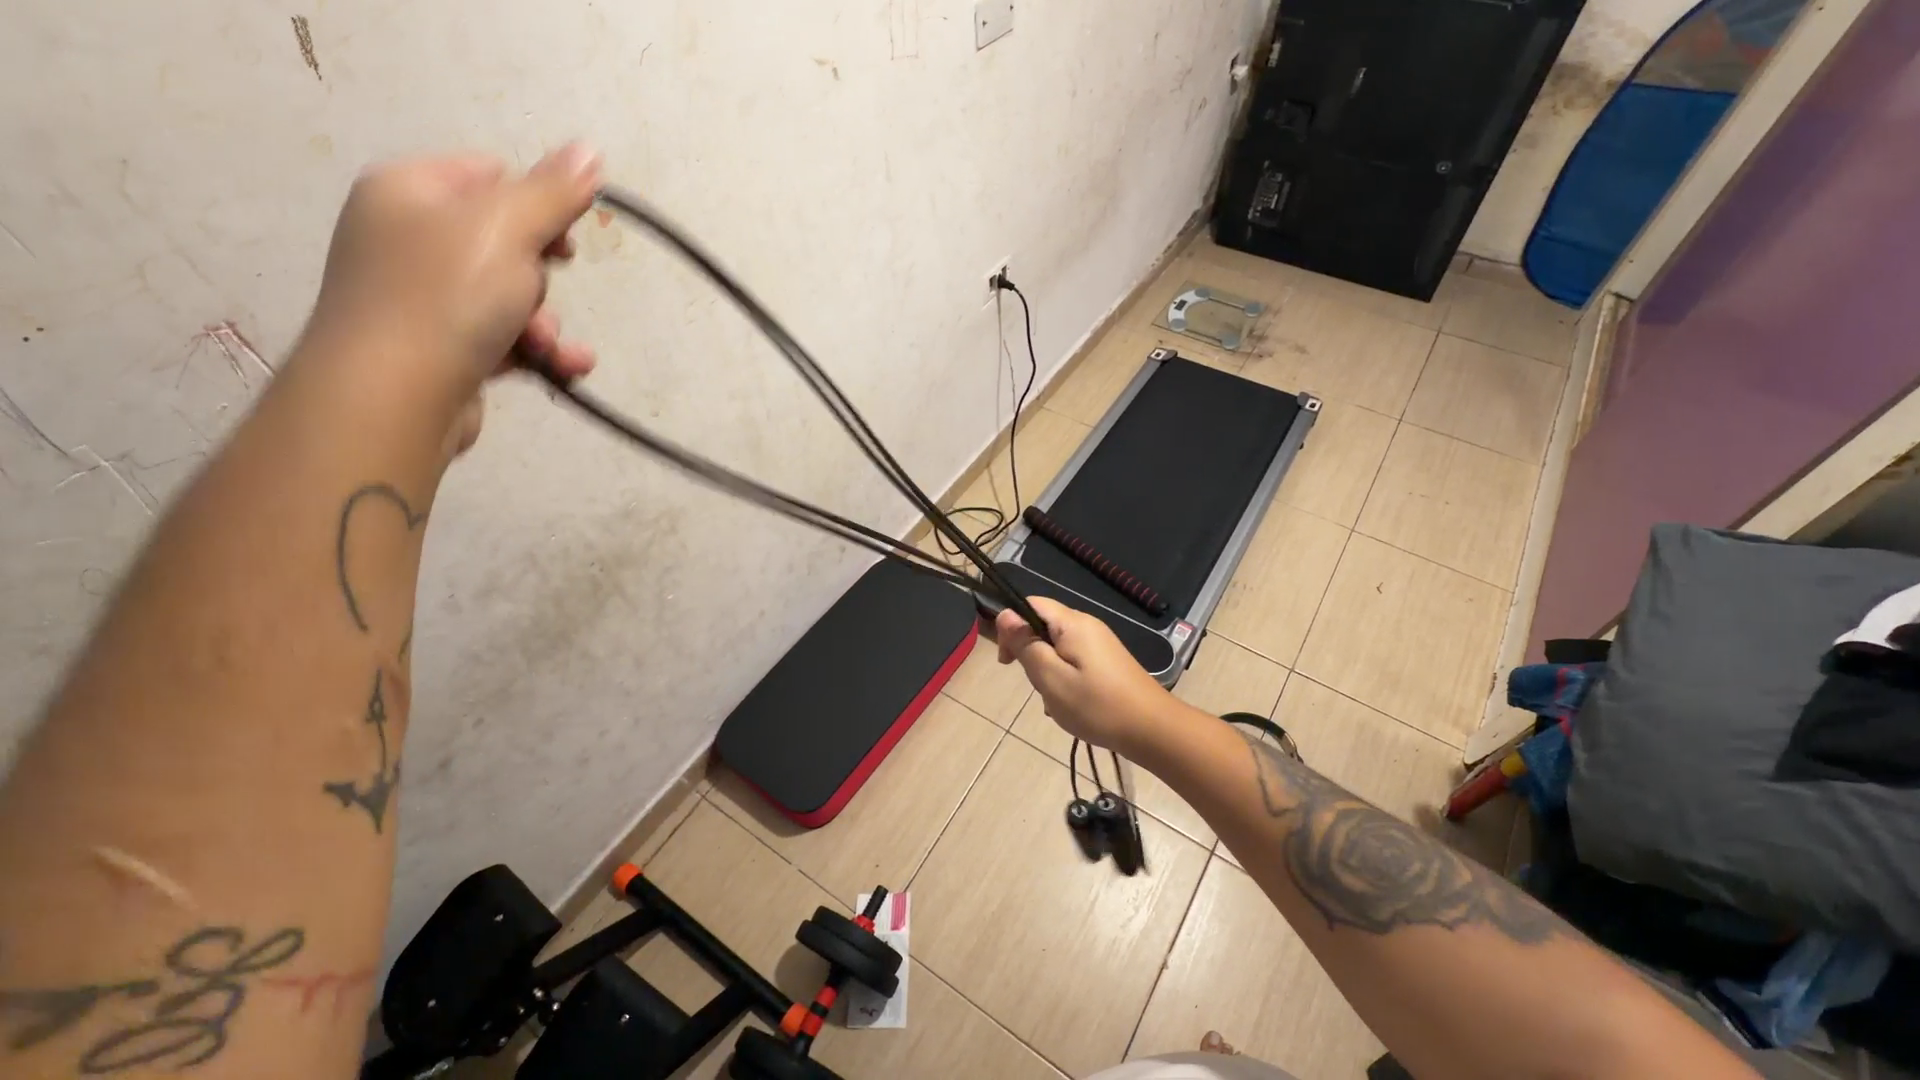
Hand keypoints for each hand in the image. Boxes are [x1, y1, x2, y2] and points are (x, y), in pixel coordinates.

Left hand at [299, 145, 604, 455]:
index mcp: (409, 191)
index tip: (565, 236)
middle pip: (505, 240)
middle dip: (542, 277)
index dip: (537, 203)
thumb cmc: (446, 295)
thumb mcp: (508, 228)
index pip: (490, 174)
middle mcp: (405, 237)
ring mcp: (417, 297)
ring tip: (552, 349)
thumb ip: (553, 191)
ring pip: (509, 297)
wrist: (393, 396)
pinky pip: (500, 339)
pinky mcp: (436, 349)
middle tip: (544, 291)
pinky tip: (563, 369)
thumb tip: (589, 151)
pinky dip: (534, 353)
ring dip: (546, 324)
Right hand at [995, 598, 1178, 756]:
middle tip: (1036, 685)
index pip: (1030, 603)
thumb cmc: (1096, 705)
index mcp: (1072, 623)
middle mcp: (1087, 625)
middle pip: (1044, 626)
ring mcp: (1100, 643)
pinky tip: (1070, 705)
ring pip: (1057, 647)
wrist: (1151, 729)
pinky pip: (1074, 661)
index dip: (1011, 626)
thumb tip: (1005, 615)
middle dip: (1031, 653)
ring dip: (1048, 671)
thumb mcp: (1050, 677)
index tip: (1007, 660)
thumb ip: (1026, 645)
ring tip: (1055, 700)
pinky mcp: (1107, 661)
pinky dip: (1065, 679)